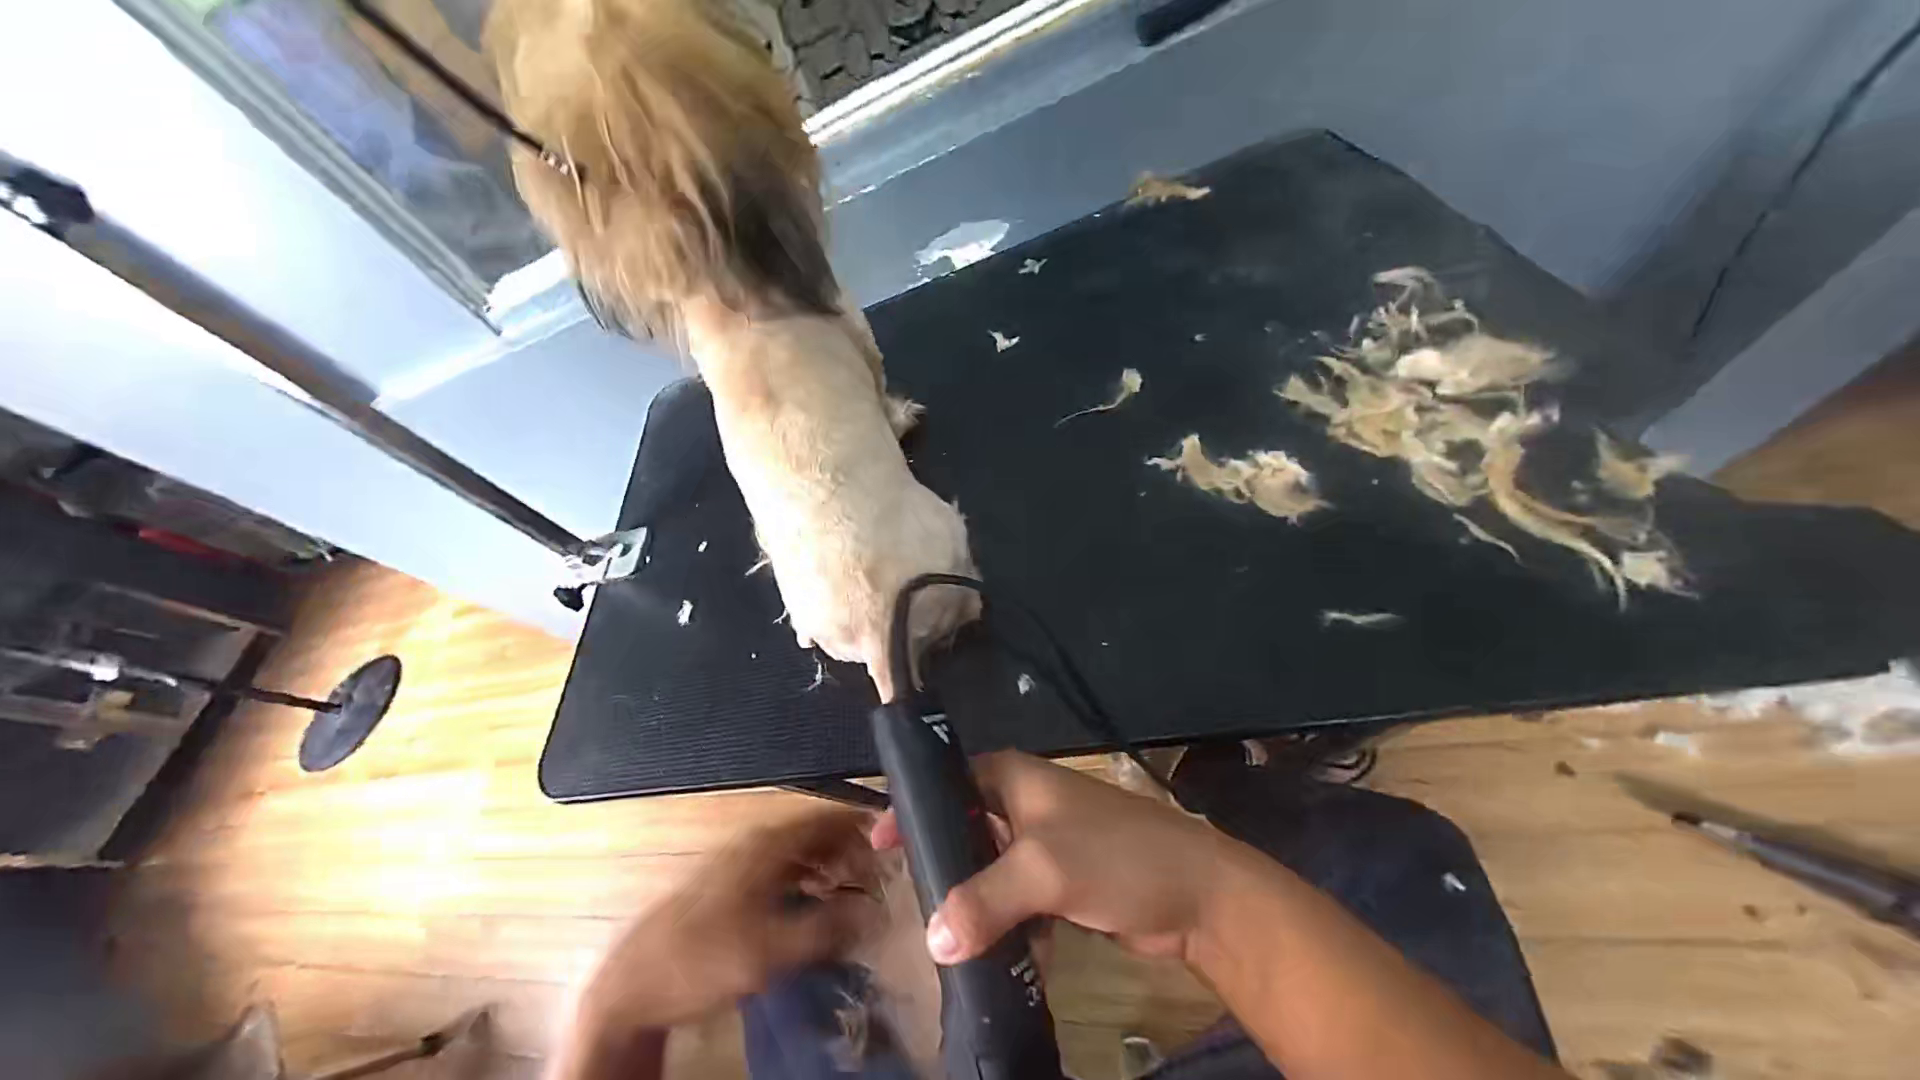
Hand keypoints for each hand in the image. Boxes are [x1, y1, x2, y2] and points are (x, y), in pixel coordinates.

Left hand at [577, 809, 880, 1031]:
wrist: (632, 985)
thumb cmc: (701, 960)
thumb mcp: (770, 951)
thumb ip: (826, 930)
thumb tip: (871, 915)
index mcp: (765, 845)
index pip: (823, 818)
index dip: (857, 824)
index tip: (885, 836)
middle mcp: (752, 843)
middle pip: (810, 831)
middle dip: (845, 846)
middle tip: (873, 867)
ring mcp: (736, 862)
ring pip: (794, 849)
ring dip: (825, 862)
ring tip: (849, 884)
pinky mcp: (726, 883)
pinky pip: (777, 866)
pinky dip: (802, 875)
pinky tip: (810, 898)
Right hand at [872, 751, 1231, 964]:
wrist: (1197, 893)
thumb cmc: (1115, 856)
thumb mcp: (1043, 869)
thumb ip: (983, 900)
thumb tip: (932, 940)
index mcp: (1014, 777)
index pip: (948, 781)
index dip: (914, 807)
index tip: (880, 842)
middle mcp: (1025, 802)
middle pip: (966, 827)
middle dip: (942, 864)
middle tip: (912, 899)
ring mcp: (1045, 843)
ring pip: (991, 869)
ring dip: (974, 901)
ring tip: (948, 937)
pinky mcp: (1063, 881)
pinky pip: (1017, 899)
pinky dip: (1007, 922)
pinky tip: (1000, 955)